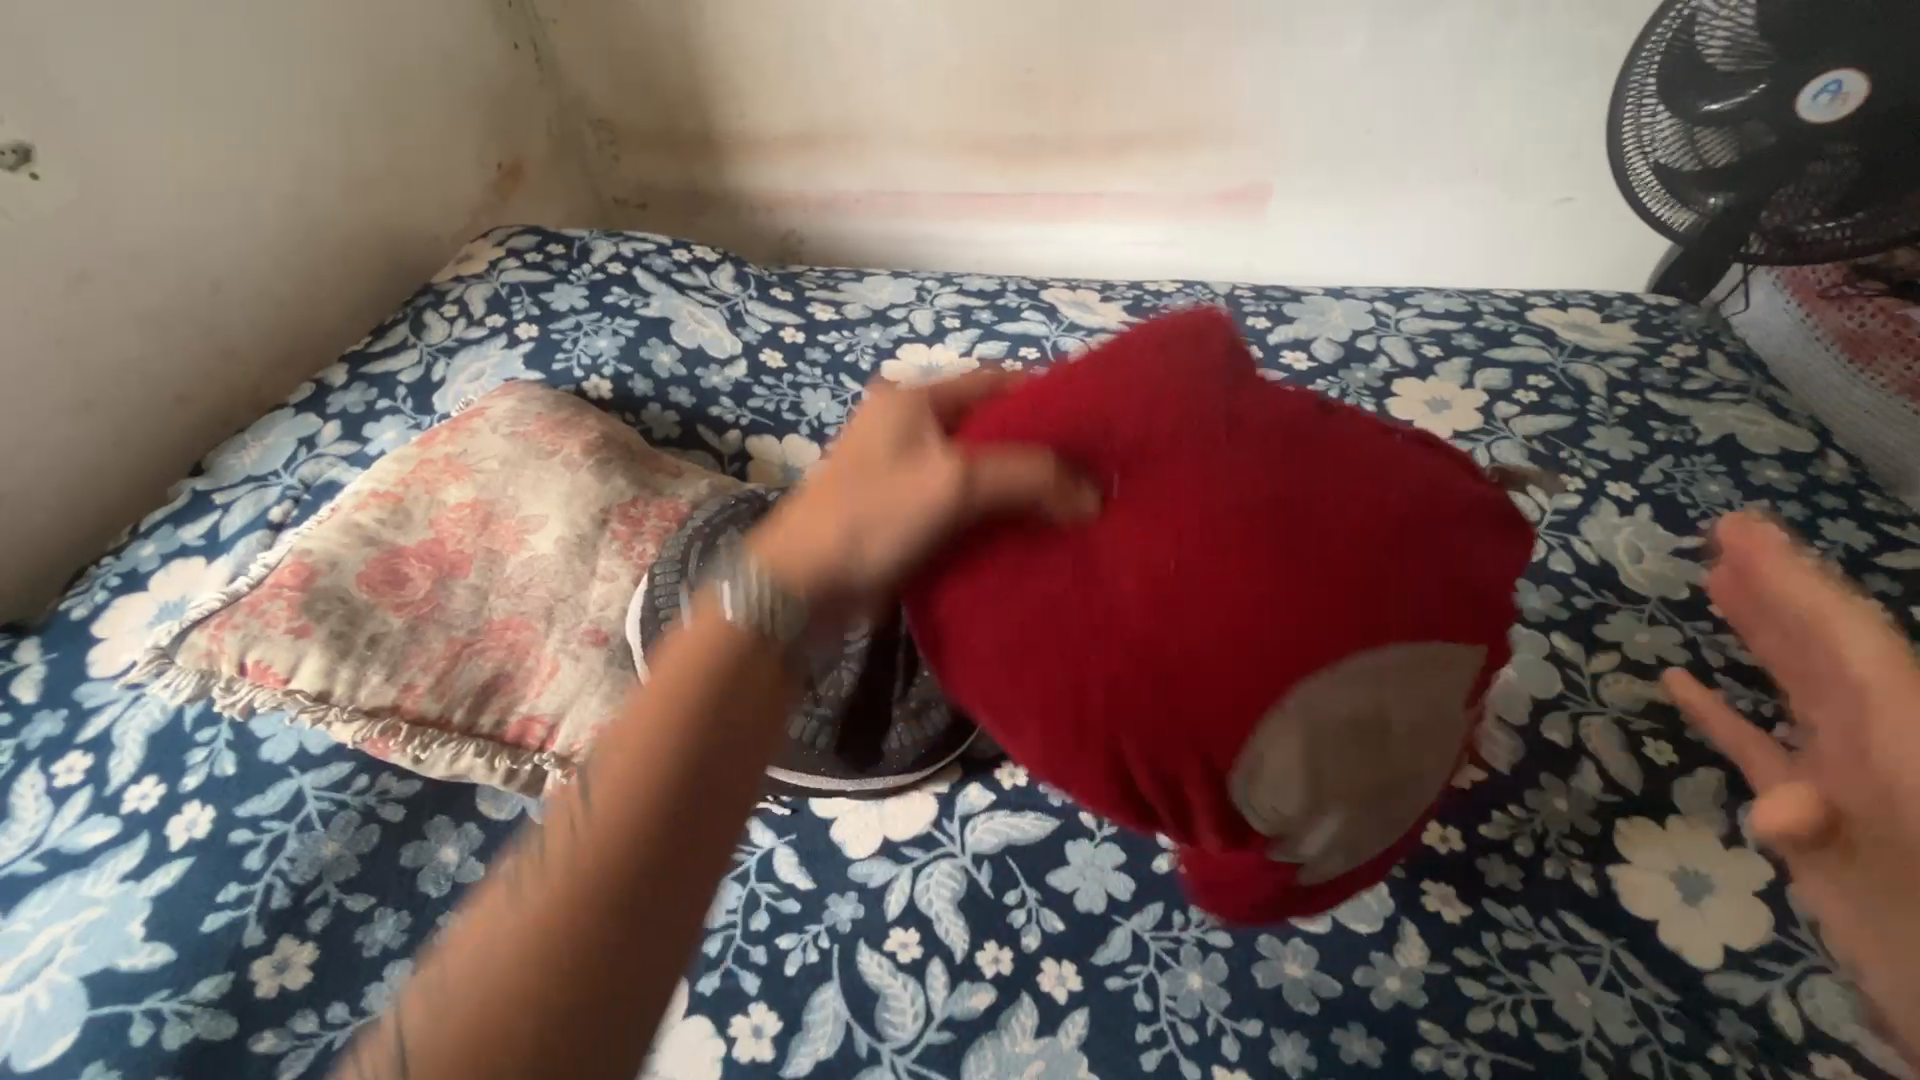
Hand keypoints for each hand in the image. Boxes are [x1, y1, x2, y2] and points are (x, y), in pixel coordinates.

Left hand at [745, 371, 1098, 620]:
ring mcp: (905, 473)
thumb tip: (1094, 496)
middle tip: (1090, 476)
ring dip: (1019, 489)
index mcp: (914, 398)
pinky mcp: (905, 514)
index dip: (1047, 398)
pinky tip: (1030, 533)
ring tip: (1074, 507)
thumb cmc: (874, 516)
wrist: (803, 586)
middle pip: (991, 428)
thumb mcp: (955, 483)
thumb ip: (1028, 477)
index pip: (996, 381)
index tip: (1094, 428)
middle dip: (1039, 452)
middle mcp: (910, 427)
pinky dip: (995, 516)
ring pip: (979, 471)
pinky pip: (963, 506)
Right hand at [1663, 510, 1919, 1057]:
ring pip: (1793, 689)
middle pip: (1824, 650)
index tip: (1739, 529)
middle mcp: (1878, 745)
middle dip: (1775, 589)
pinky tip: (1679, 682)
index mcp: (1903, 735)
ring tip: (1713, 583)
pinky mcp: (1810, 817)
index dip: (1793, 579)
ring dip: (1752, 636)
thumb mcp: (1909, 859)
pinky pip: (1756, 748)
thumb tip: (1779, 805)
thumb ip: (1838, 823)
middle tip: (1723, 535)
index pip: (1846, 640)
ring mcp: (1844, 780)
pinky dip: (1718, 714)